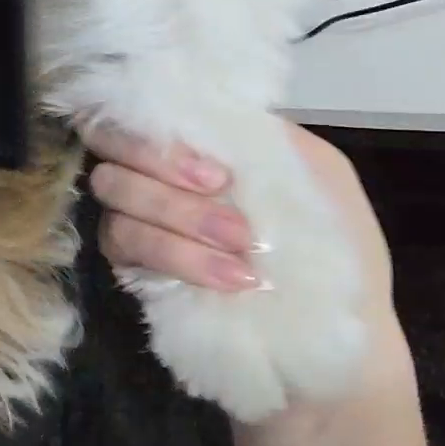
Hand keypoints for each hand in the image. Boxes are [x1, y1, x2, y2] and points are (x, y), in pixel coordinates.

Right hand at [85, 121, 396, 322]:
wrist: (337, 333)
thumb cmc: (334, 247)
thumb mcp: (317, 176)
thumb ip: (261, 137)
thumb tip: (203, 113)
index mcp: (190, 142)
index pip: (132, 112)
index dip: (157, 135)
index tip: (216, 173)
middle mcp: (148, 169)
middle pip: (107, 145)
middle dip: (160, 172)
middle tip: (226, 210)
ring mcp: (130, 210)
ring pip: (111, 189)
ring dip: (176, 218)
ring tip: (241, 250)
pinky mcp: (124, 254)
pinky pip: (121, 239)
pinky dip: (175, 255)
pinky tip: (227, 278)